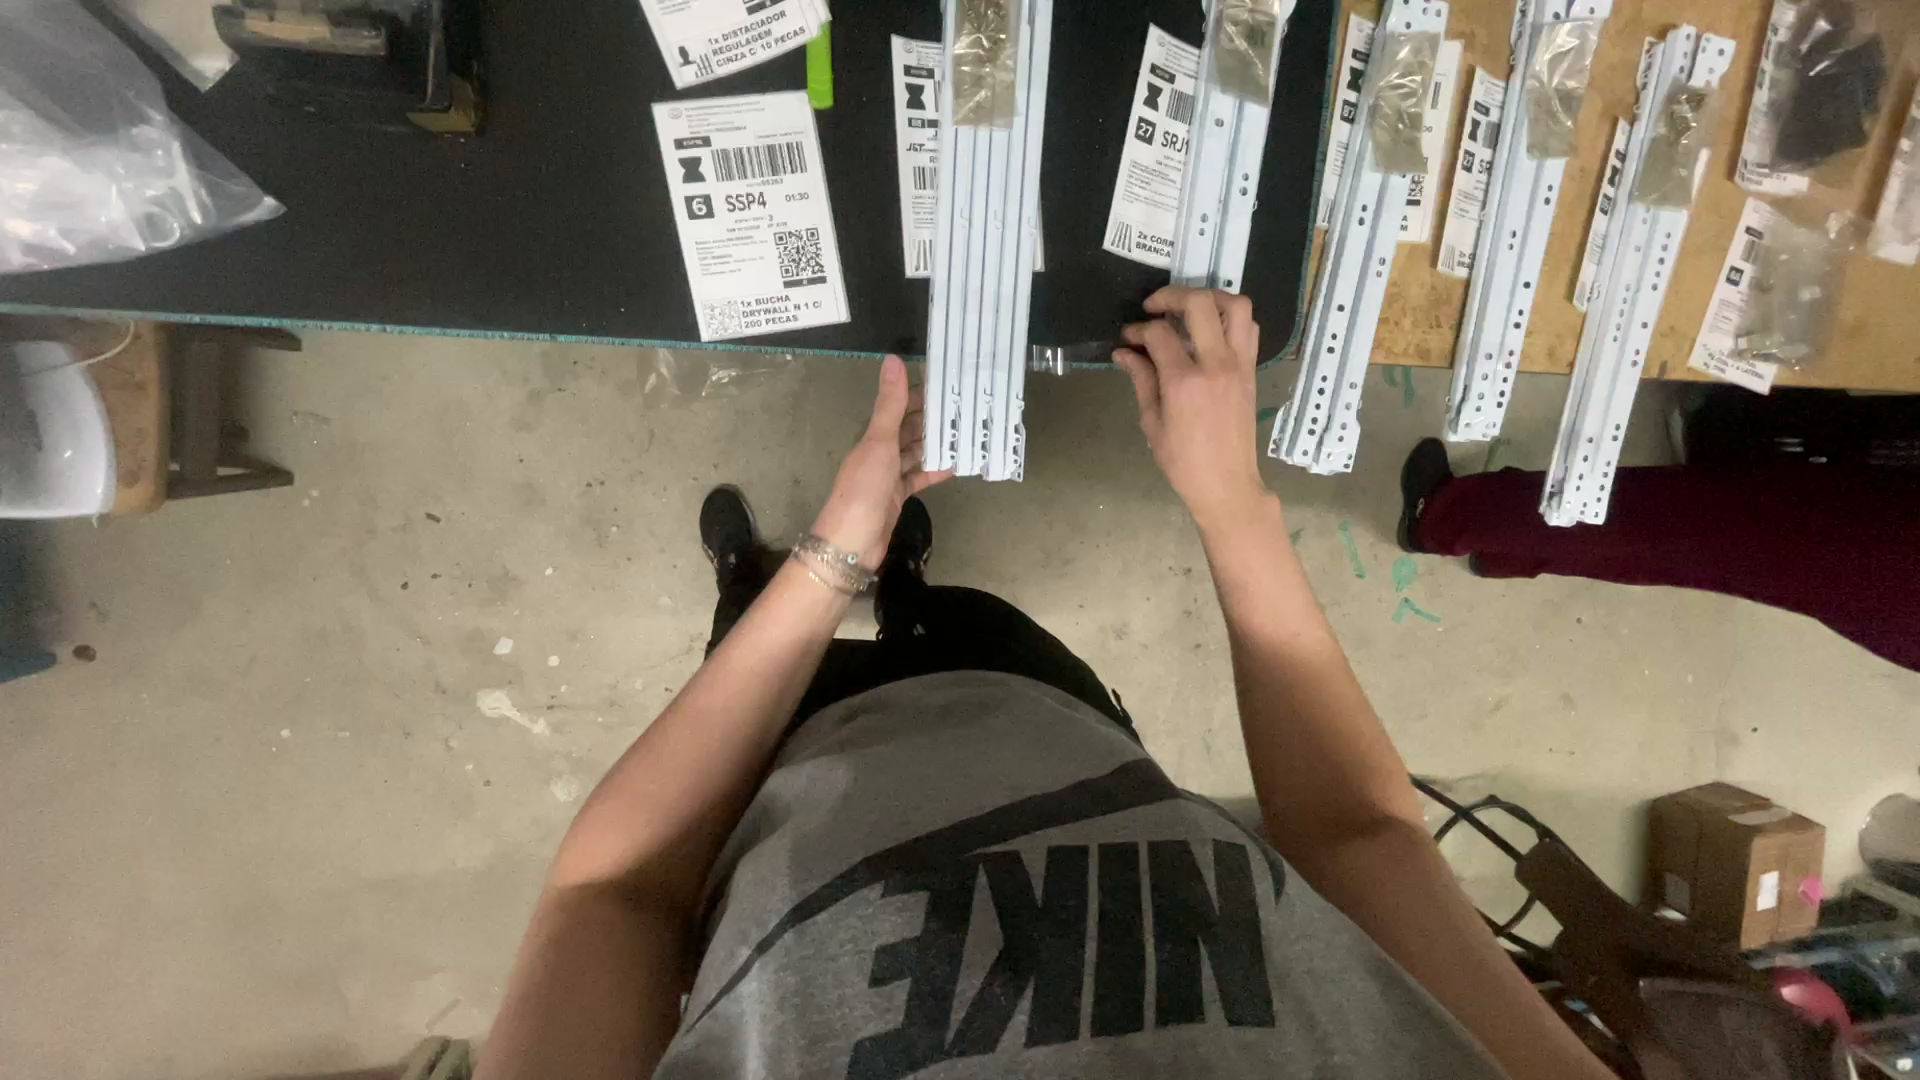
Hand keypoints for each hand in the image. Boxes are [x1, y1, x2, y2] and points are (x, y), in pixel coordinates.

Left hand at [810, 355, 953, 567]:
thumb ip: (890, 405)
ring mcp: (888, 475)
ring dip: (938, 443)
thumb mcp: (879, 442)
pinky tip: (956, 466)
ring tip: (968, 433)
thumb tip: (893, 360)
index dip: (921, 394)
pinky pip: (919, 477)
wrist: (852, 542)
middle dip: (934, 418)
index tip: (950, 383)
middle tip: (968, 408)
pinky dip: (934, 471)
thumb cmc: (863, 489)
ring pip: (916, 453)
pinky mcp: (897, 496)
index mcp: (872, 435)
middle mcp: (879, 452)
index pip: (899, 406)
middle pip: (910, 429)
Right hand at [1115, 287, 1273, 527]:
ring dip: (1210, 297)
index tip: (1128, 337)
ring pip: (1235, 305)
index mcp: (1184, 382)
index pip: (1159, 334)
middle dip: (1172, 296)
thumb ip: (1141, 380)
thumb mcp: (1152, 422)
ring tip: (1188, 308)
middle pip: (1199, 304)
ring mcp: (1239, 364)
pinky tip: (1210, 330)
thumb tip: (1124, 353)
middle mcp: (1215, 364)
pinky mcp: (1251, 370)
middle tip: (1154, 307)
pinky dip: (1230, 318)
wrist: (1226, 483)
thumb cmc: (1182, 461)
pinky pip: (1248, 328)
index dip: (1138, 329)